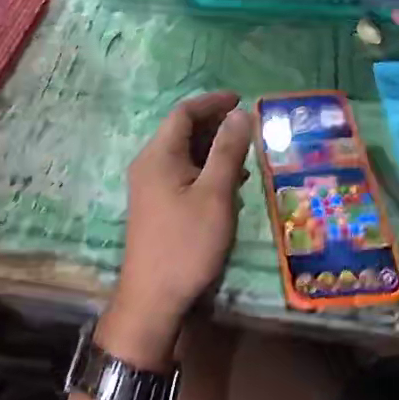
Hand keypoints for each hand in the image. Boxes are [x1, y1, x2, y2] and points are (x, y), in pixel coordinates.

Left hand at [102, 92, 253, 368]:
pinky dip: (205, 169)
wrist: (153, 300)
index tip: (242, 99)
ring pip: (184, 153)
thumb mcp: (215, 194)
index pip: (184, 113)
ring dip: (213, 148)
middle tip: (248, 126)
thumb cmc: (186, 243)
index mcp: (158, 155)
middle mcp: (149, 163)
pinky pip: (182, 173)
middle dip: (215, 124)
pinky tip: (230, 182)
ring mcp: (150, 185)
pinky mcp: (156, 205)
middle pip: (182, 130)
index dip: (213, 102)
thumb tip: (240, 113)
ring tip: (246, 152)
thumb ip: (227, 151)